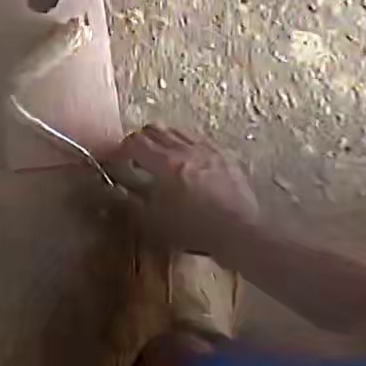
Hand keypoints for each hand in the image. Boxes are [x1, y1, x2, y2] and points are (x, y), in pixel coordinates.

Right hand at [111, 125, 260, 255]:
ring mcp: (209, 151)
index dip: (122, 148)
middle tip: (137, 156)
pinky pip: (199, 141)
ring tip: (162, 158)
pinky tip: (189, 163)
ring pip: (177, 131)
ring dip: (164, 140)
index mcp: (165, 162)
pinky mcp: (227, 158)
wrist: (246, 236)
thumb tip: (120, 187)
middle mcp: (186, 150)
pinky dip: (187, 147)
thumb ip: (134, 198)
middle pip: (154, 129)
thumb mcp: (155, 220)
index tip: (119, 160)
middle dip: (140, 140)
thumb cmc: (197, 229)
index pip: (134, 141)